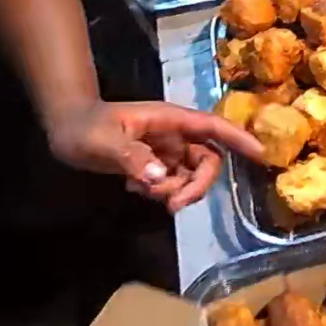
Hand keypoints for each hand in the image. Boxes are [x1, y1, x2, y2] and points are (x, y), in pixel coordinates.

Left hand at [46, 101, 264, 212]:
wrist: (64, 127)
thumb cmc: (84, 126)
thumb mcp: (102, 141)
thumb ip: (131, 158)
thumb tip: (161, 178)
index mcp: (171, 120)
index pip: (213, 128)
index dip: (238, 139)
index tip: (261, 155)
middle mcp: (175, 135)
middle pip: (207, 160)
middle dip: (196, 185)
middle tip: (172, 205)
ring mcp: (167, 150)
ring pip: (191, 175)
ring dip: (176, 191)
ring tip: (142, 191)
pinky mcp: (156, 164)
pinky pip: (173, 183)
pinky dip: (160, 192)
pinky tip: (133, 187)